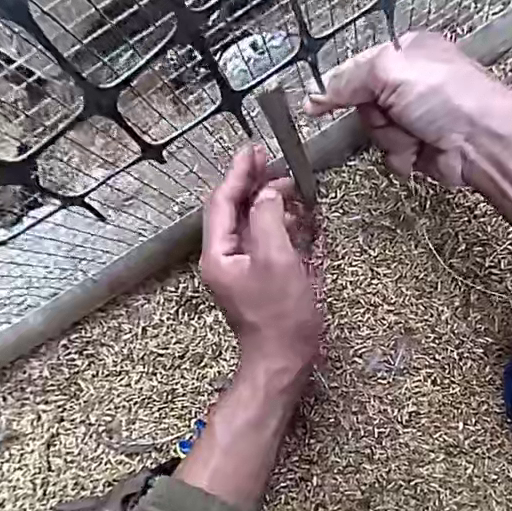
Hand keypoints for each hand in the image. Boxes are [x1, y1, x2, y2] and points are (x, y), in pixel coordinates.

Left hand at [200, 143, 320, 389]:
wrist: (282, 360)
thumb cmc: (280, 316)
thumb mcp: (277, 259)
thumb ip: (269, 218)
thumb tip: (269, 193)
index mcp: (218, 254)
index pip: (222, 202)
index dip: (238, 174)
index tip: (254, 150)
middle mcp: (223, 260)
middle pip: (233, 211)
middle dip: (253, 185)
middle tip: (274, 163)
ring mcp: (239, 271)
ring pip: (249, 226)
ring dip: (267, 204)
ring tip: (289, 187)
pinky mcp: (256, 280)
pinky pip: (262, 243)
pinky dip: (276, 226)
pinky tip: (292, 218)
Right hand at [303, 31, 511, 187]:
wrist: (482, 141)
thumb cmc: (448, 96)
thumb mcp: (390, 70)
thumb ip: (348, 79)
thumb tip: (315, 94)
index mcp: (406, 53)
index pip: (357, 69)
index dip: (340, 88)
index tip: (318, 106)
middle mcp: (410, 84)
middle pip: (364, 106)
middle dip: (376, 116)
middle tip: (395, 113)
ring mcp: (415, 118)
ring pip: (376, 134)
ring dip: (391, 139)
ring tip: (415, 134)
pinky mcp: (419, 148)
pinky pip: (392, 156)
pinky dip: (403, 156)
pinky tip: (421, 150)